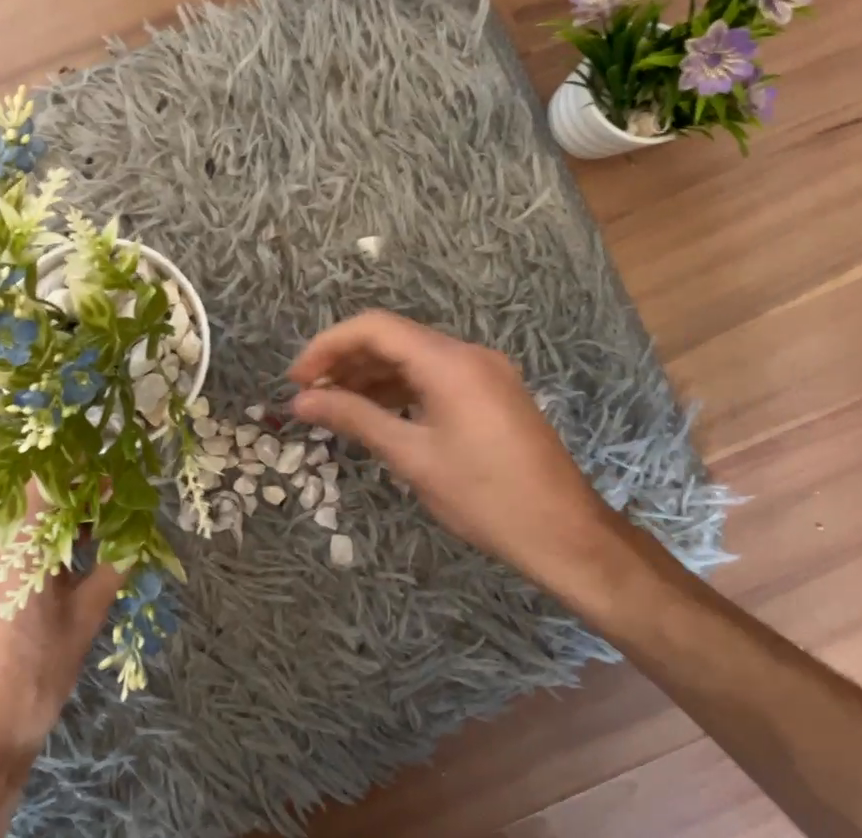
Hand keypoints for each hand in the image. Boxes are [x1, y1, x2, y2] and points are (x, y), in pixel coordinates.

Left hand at [0, 487, 120, 837]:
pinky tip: (60, 562)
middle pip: (27, 491)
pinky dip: (30, 540)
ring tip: (92, 532)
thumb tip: (136, 534)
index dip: (79, 467)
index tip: (111, 474)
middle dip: (70, 491)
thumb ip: (112, 566)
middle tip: (109, 503)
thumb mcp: (84, 619)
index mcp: (14, 540)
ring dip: (50, 517)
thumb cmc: (34, 675)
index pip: (43, 475)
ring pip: (13, 517)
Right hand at [287, 311, 625, 586]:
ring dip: (370, 376)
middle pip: (393, 338)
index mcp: (449, 361)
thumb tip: (300, 401)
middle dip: (345, 361)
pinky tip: (375, 413)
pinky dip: (400, 389)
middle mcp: (468, 354)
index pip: (373, 328)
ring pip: (413, 358)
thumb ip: (354, 418)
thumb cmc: (484, 496)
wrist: (565, 533)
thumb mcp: (411, 456)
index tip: (297, 380)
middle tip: (308, 395)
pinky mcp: (492, 393)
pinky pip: (434, 376)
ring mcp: (484, 372)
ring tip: (333, 406)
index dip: (327, 346)